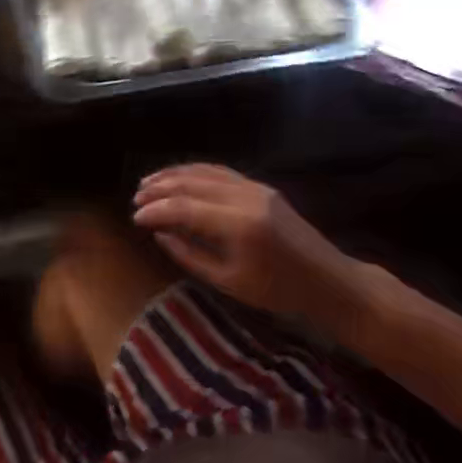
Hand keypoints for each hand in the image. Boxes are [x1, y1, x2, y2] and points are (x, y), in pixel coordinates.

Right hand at [133, 164, 371, 332]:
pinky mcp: (261, 186)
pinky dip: (196, 172)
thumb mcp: (228, 282)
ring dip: (174, 175)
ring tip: (149, 182)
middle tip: (136, 196)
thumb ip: (190, 255)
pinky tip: (181, 177)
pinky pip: (221, 172)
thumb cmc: (277, 290)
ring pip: (205, 172)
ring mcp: (255, 188)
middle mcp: (245, 197)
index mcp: (238, 225)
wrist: (326, 279)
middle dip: (160, 188)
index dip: (156, 210)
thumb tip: (160, 234)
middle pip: (191, 183)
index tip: (135, 217)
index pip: (185, 208)